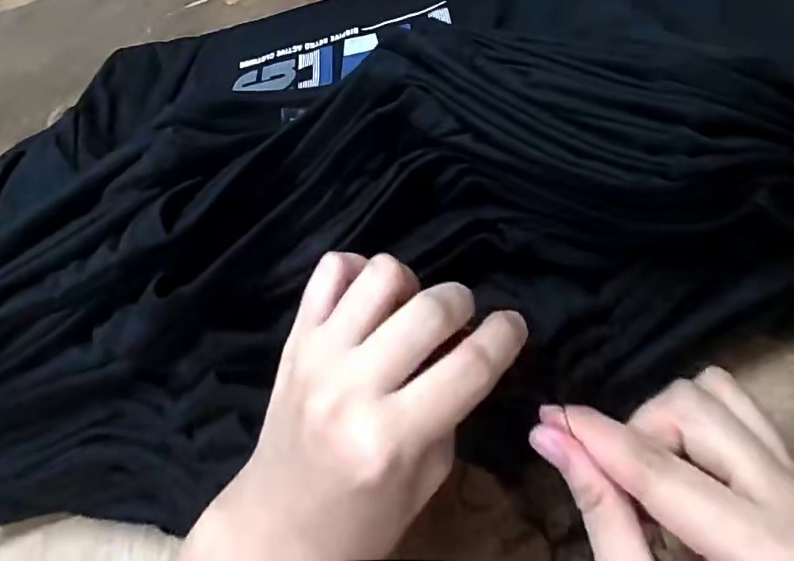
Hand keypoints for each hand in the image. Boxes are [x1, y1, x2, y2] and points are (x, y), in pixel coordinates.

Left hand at [181, 252, 528, 560]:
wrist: (279, 524)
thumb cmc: (363, 515)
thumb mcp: (426, 477)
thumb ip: (450, 406)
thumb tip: (467, 342)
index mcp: (392, 438)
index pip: (469, 365)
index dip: (505, 335)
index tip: (514, 322)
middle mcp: (353, 386)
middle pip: (429, 310)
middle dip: (461, 301)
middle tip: (463, 314)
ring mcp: (318, 354)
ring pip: (379, 274)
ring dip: (410, 282)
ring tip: (410, 306)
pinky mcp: (295, 335)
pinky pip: (330, 270)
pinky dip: (357, 268)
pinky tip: (368, 295)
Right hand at [529, 367, 793, 560]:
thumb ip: (603, 515)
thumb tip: (550, 437)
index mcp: (773, 552)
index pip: (660, 470)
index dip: (594, 437)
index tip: (545, 417)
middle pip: (690, 407)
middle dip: (638, 436)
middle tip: (621, 489)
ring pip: (718, 395)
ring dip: (667, 425)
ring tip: (656, 486)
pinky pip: (742, 413)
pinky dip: (697, 426)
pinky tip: (685, 477)